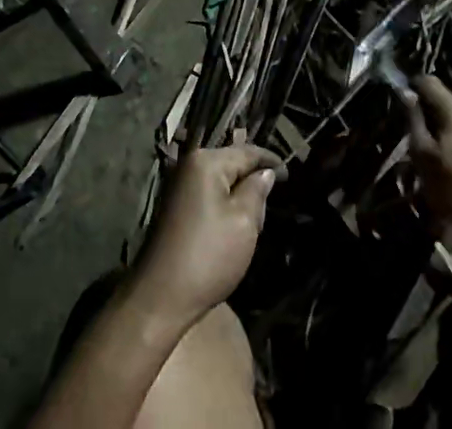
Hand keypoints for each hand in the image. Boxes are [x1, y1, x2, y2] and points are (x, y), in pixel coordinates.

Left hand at [131, 144, 283, 324]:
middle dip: (254, 183)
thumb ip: (257, 190)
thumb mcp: (243, 221)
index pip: (247, 151)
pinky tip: (233, 232)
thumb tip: (266, 172)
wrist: (160, 300)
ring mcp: (179, 188)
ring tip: (253, 225)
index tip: (291, 175)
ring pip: (222, 183)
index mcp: (205, 162)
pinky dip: (225, 209)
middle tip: (269, 209)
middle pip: (233, 165)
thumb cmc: (208, 256)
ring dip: (240, 199)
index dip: (271, 161)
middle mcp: (189, 167)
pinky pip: (209, 198)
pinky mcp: (176, 209)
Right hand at [405, 76, 451, 240]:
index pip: (430, 82)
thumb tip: (406, 92)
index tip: (405, 101)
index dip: (415, 86)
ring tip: (444, 153)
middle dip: (433, 113)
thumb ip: (414, 120)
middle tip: (422, 136)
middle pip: (449, 101)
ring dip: (451, 128)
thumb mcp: (423, 156)